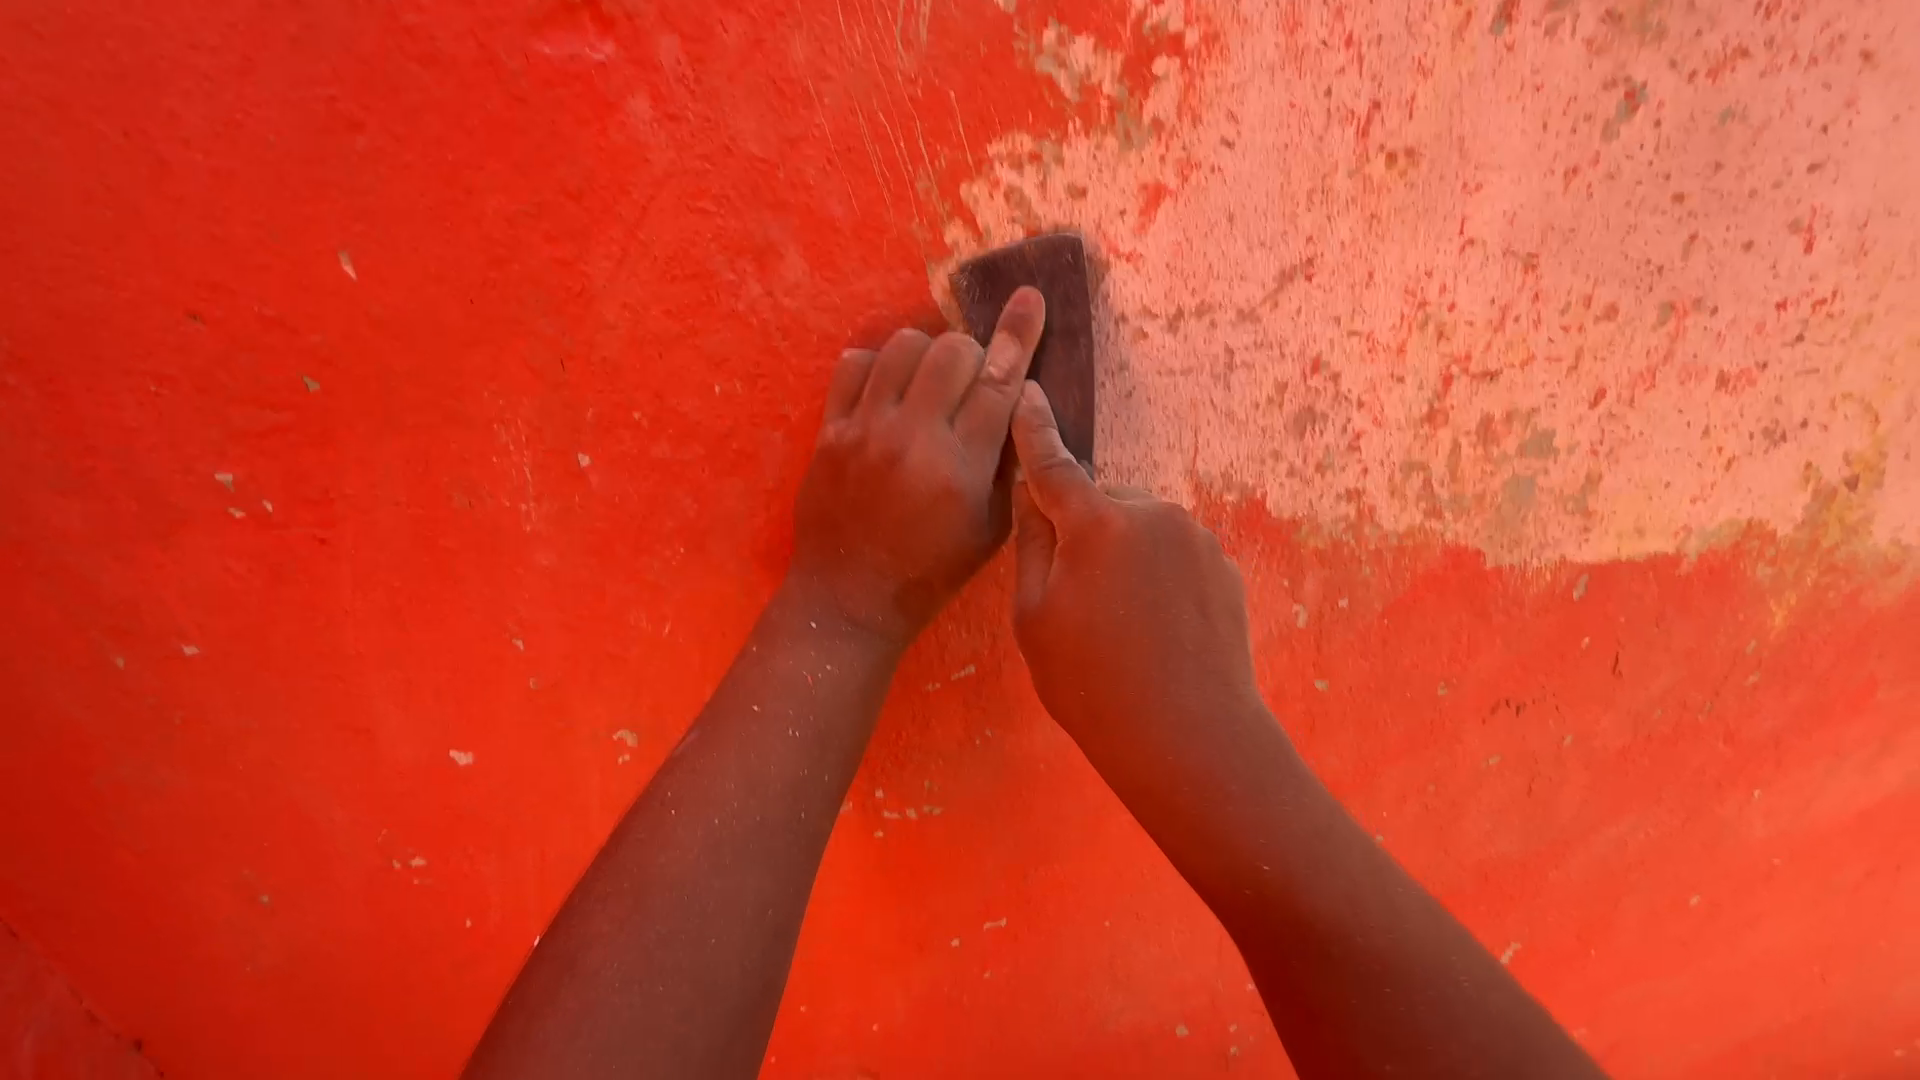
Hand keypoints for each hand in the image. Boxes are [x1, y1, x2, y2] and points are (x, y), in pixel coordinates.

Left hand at [789, 287, 1046, 643]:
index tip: (1029, 297)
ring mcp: (865, 432)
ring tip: (926, 384)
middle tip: (968, 380)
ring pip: (901, 346)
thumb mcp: (990, 530)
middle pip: (951, 351)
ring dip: (925, 354)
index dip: (1018, 334)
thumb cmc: (931, 572)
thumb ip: (1007, 464)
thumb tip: (1016, 402)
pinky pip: (852, 364)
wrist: (850, 599)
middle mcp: (913, 439)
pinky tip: (885, 391)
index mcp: (961, 469)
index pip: (999, 382)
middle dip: (971, 353)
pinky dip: (876, 365)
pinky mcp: (829, 432)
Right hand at [1007, 383, 1264, 745]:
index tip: (1028, 392)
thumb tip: (1035, 497)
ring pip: (1139, 528)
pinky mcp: (1224, 565)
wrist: (1190, 738)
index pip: (1053, 463)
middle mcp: (1152, 513)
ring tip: (1124, 623)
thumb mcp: (1035, 619)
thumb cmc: (1092, 684)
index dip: (1034, 428)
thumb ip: (1033, 546)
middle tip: (1079, 599)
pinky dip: (1158, 574)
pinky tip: (1159, 628)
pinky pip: (1174, 553)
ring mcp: (1196, 538)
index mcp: (1097, 524)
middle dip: (1083, 531)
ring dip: (1123, 554)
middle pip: (1099, 503)